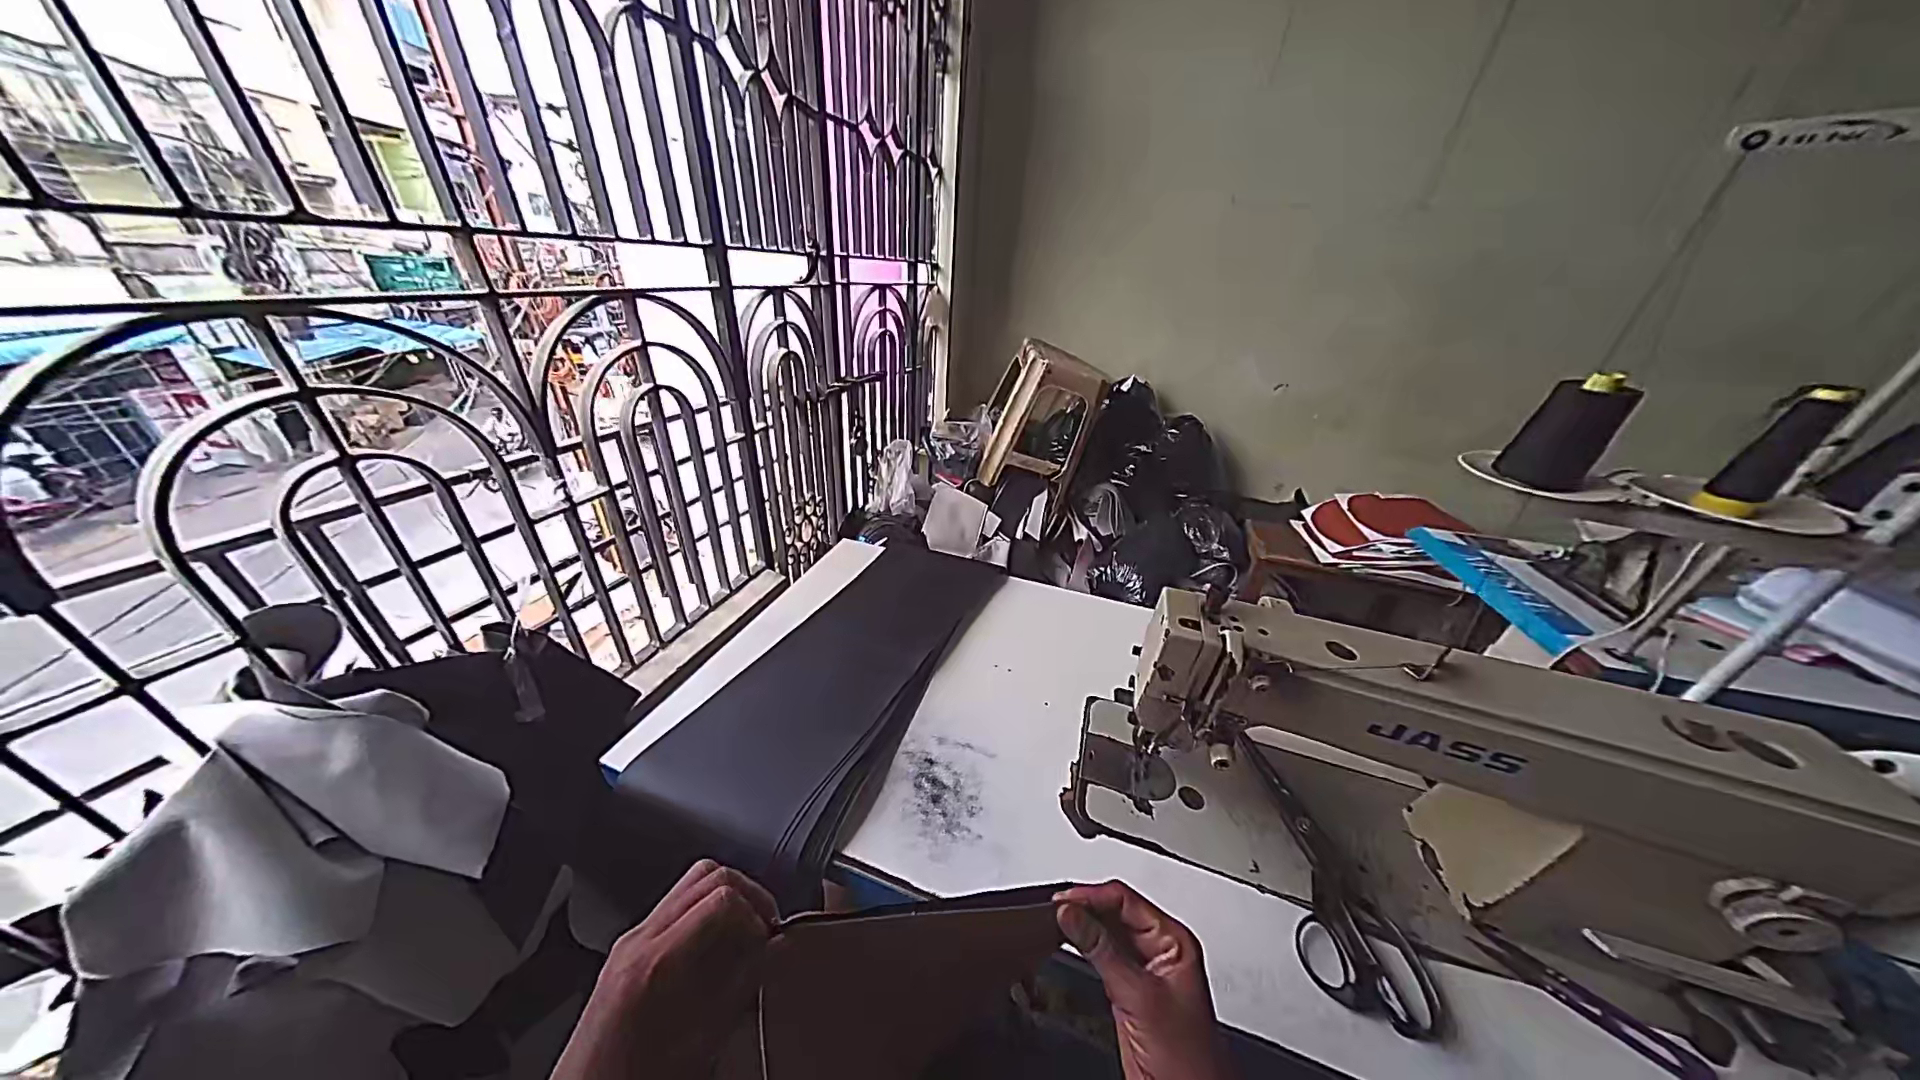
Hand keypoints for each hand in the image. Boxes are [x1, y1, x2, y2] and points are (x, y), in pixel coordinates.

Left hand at [551, 860, 777, 1079]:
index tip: (768, 938)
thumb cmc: (636, 1078)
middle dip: (747, 894)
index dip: (755, 912)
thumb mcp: (702, 1041)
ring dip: (728, 895)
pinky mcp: (628, 947)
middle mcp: (639, 939)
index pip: (721, 898)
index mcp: (656, 961)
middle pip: (708, 876)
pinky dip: (706, 909)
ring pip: (692, 881)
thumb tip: (775, 947)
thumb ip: (743, 985)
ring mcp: (631, 939)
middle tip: (764, 925)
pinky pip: (676, 904)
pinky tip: (717, 943)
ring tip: (745, 929)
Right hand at [1056, 881, 1233, 1079]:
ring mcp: (1142, 970)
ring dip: (1082, 925)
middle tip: (1056, 908)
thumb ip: (1102, 951)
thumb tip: (1072, 914)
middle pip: (1115, 912)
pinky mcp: (1127, 989)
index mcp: (1173, 942)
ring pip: (1106, 931)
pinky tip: (1067, 940)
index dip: (1094, 896)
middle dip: (1086, 907)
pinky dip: (1082, 945)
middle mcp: (1158, 951)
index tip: (1066, 900)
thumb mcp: (1139, 996)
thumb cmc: (1189, 1061)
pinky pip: (1100, 954)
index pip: (1126, 901)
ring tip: (1056, 920)